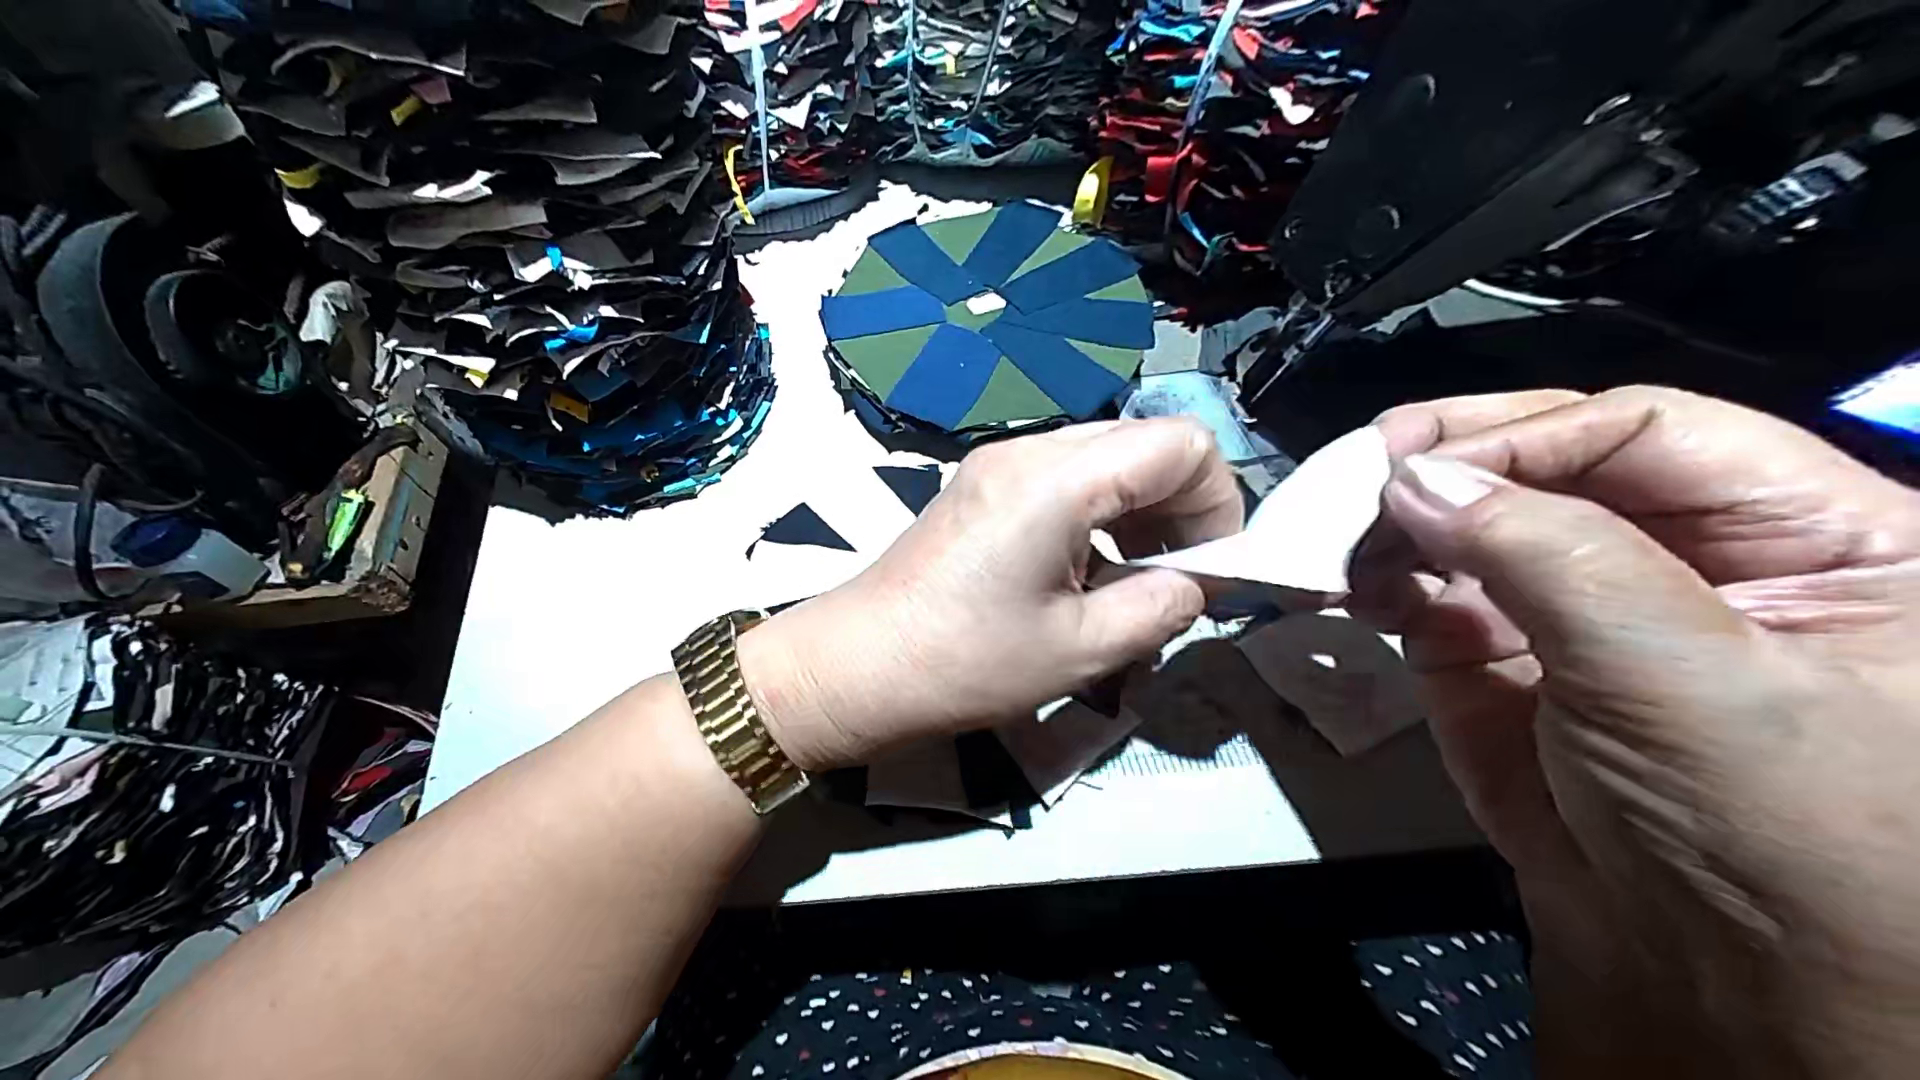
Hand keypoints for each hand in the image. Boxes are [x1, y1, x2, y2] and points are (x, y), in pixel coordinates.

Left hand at [740, 417, 1241, 771]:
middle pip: (1145, 446)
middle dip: (1181, 511)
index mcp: (1056, 479)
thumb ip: (1161, 606)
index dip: (1218, 502)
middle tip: (1177, 583)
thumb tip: (1196, 583)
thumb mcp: (1081, 648)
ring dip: (1141, 517)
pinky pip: (1068, 480)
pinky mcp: (985, 486)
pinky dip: (1100, 519)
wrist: (858, 664)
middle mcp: (1029, 450)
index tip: (1211, 568)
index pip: (1182, 444)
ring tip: (1133, 586)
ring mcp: (1001, 463)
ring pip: (1108, 462)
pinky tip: (1087, 575)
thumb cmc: (964, 662)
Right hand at [1349, 386, 1919, 1078]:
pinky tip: (1352, 593)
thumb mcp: (1680, 675)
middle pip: (1536, 459)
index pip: (1638, 429)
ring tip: (1343, 553)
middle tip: (1360, 471)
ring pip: (1459, 516)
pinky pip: (1416, 579)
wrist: (1690, 964)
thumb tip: (1411, 477)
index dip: (1521, 437)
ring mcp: (1560, 592)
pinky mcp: (1482, 637)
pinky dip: (1373, 576)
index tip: (1415, 465)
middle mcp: (1667, 545)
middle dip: (1442, 460)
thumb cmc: (1766, 822)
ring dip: (1389, 524)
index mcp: (1791, 529)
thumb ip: (1549, 556)